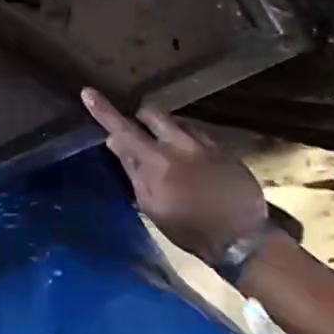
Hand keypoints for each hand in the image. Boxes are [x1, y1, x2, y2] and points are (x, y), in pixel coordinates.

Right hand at [81, 89, 268, 261]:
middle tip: (141, 136)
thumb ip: (133, 169)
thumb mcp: (151, 205)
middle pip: (152, 113)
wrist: (244, 242)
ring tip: (170, 152)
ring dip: (166, 130)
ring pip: (178, 121)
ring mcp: (208, 146)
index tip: (88, 92)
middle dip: (141, 119)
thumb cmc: (188, 228)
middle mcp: (182, 145)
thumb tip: (114, 141)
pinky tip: (193, 162)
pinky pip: (200, 134)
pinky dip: (188, 141)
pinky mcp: (227, 151)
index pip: (124, 129)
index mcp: (158, 161)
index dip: (104, 110)